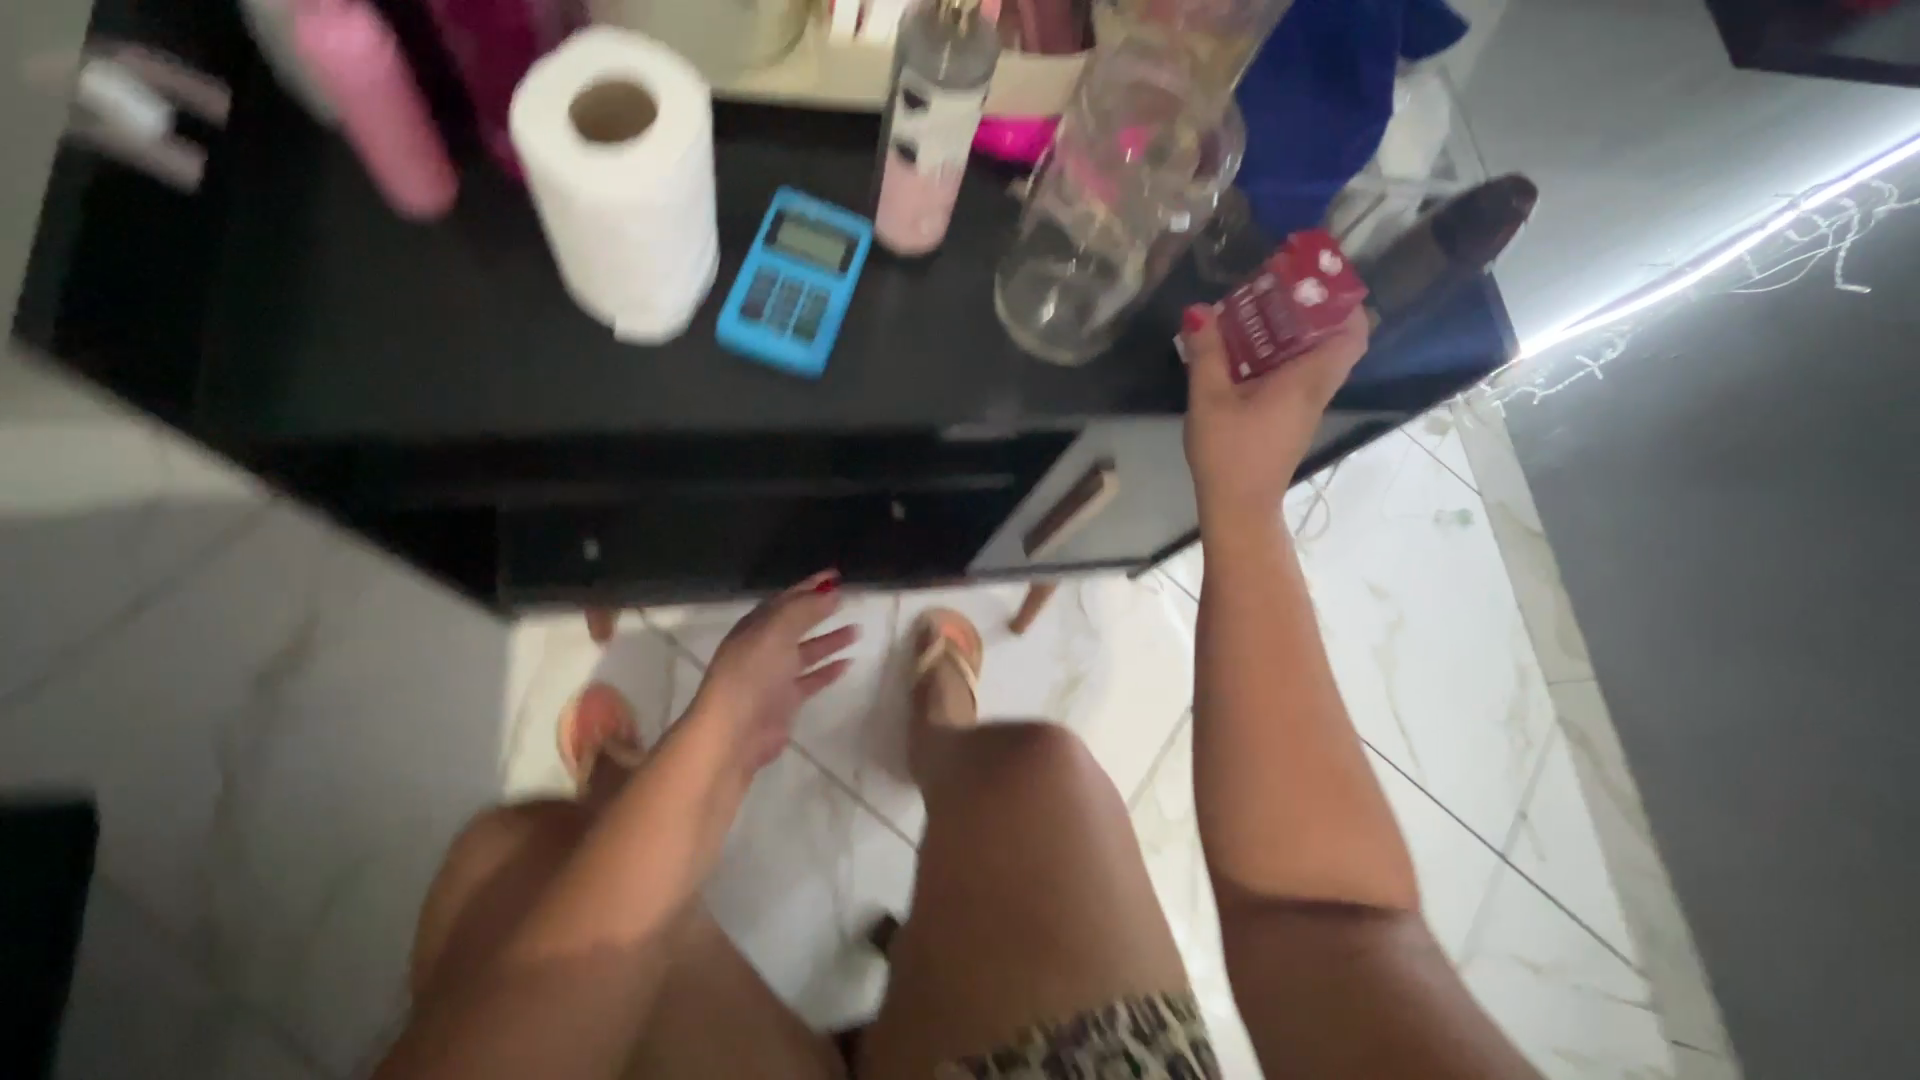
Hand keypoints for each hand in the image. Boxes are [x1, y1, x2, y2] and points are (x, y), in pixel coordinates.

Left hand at [687, 571, 857, 774]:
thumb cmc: (752, 675)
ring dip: (830, 639)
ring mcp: (774, 675)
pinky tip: (849, 662)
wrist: (735, 732)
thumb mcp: (775, 633)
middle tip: (847, 597)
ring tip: (857, 629)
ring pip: (807, 650)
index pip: (785, 599)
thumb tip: (831, 592)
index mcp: (755, 627)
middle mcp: (763, 647)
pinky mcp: (786, 700)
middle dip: (819, 609)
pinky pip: (812, 679)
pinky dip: (829, 669)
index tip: (835, 575)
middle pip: (796, 623)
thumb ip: (804, 610)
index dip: (809, 586)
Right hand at [1181, 304, 1367, 538]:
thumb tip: (1199, 310)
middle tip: (1279, 292)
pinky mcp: (1291, 422)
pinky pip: (1299, 378)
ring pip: (1317, 360)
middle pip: (1336, 342)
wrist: (1238, 507)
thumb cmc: (1229, 452)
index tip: (1316, 282)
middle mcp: (1316, 391)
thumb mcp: (1209, 399)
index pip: (1352, 332)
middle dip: (1314, 313)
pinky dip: (1283, 358)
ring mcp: (1306, 409)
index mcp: (1307, 379)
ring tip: (1259, 316)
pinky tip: (1247, 355)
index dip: (1344, 302)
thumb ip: (1207, 352)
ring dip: (1296, 336)